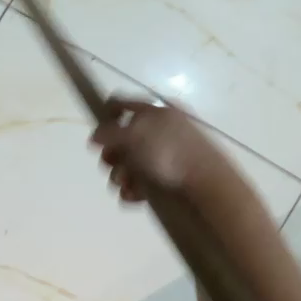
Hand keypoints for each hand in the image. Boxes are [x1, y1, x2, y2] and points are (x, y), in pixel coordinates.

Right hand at [89, 97, 232, 201]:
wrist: (206, 182)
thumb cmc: (169, 151)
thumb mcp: (133, 134)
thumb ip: (108, 132)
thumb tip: (94, 136)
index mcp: (156, 110)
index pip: (122, 105)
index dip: (105, 116)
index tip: (98, 135)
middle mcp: (160, 130)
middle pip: (121, 140)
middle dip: (112, 156)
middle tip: (112, 164)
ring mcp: (165, 156)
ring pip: (128, 165)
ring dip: (120, 176)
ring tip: (127, 184)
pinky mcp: (168, 179)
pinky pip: (140, 183)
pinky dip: (133, 190)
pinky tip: (135, 196)